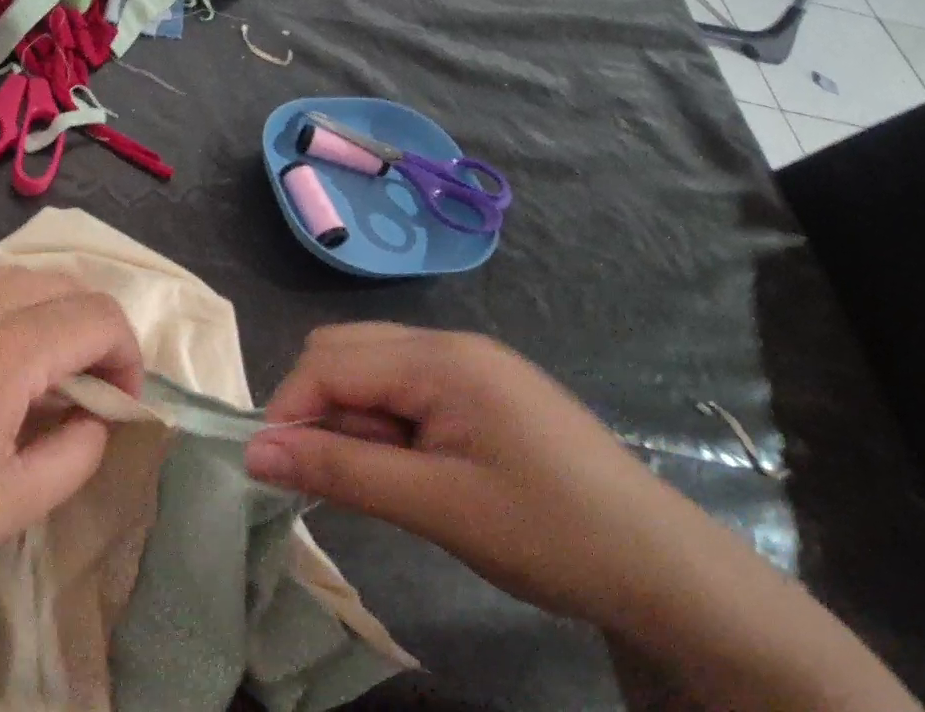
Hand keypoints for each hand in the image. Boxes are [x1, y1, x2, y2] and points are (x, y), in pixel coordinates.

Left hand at [0, 227, 142, 594]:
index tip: (117, 403)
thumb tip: (98, 414)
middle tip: (82, 390)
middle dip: (92, 332)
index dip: (127, 356)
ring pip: (12, 269)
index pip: (100, 316)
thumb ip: (78, 453)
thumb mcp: (14, 504)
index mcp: (7, 354)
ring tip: (32, 363)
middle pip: (63, 284)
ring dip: (44, 308)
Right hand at [244, 323, 707, 630]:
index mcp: (441, 359)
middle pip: (343, 352)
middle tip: (341, 476)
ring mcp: (470, 368)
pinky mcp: (482, 395)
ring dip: (352, 422)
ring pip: (369, 372)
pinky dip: (384, 427)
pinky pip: (403, 392)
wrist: (671, 577)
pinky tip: (412, 472)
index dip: (289, 411)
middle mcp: (450, 346)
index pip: (328, 362)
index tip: (276, 472)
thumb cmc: (551, 534)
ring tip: (388, 482)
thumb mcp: (435, 506)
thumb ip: (338, 472)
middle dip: (319, 409)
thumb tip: (252, 454)